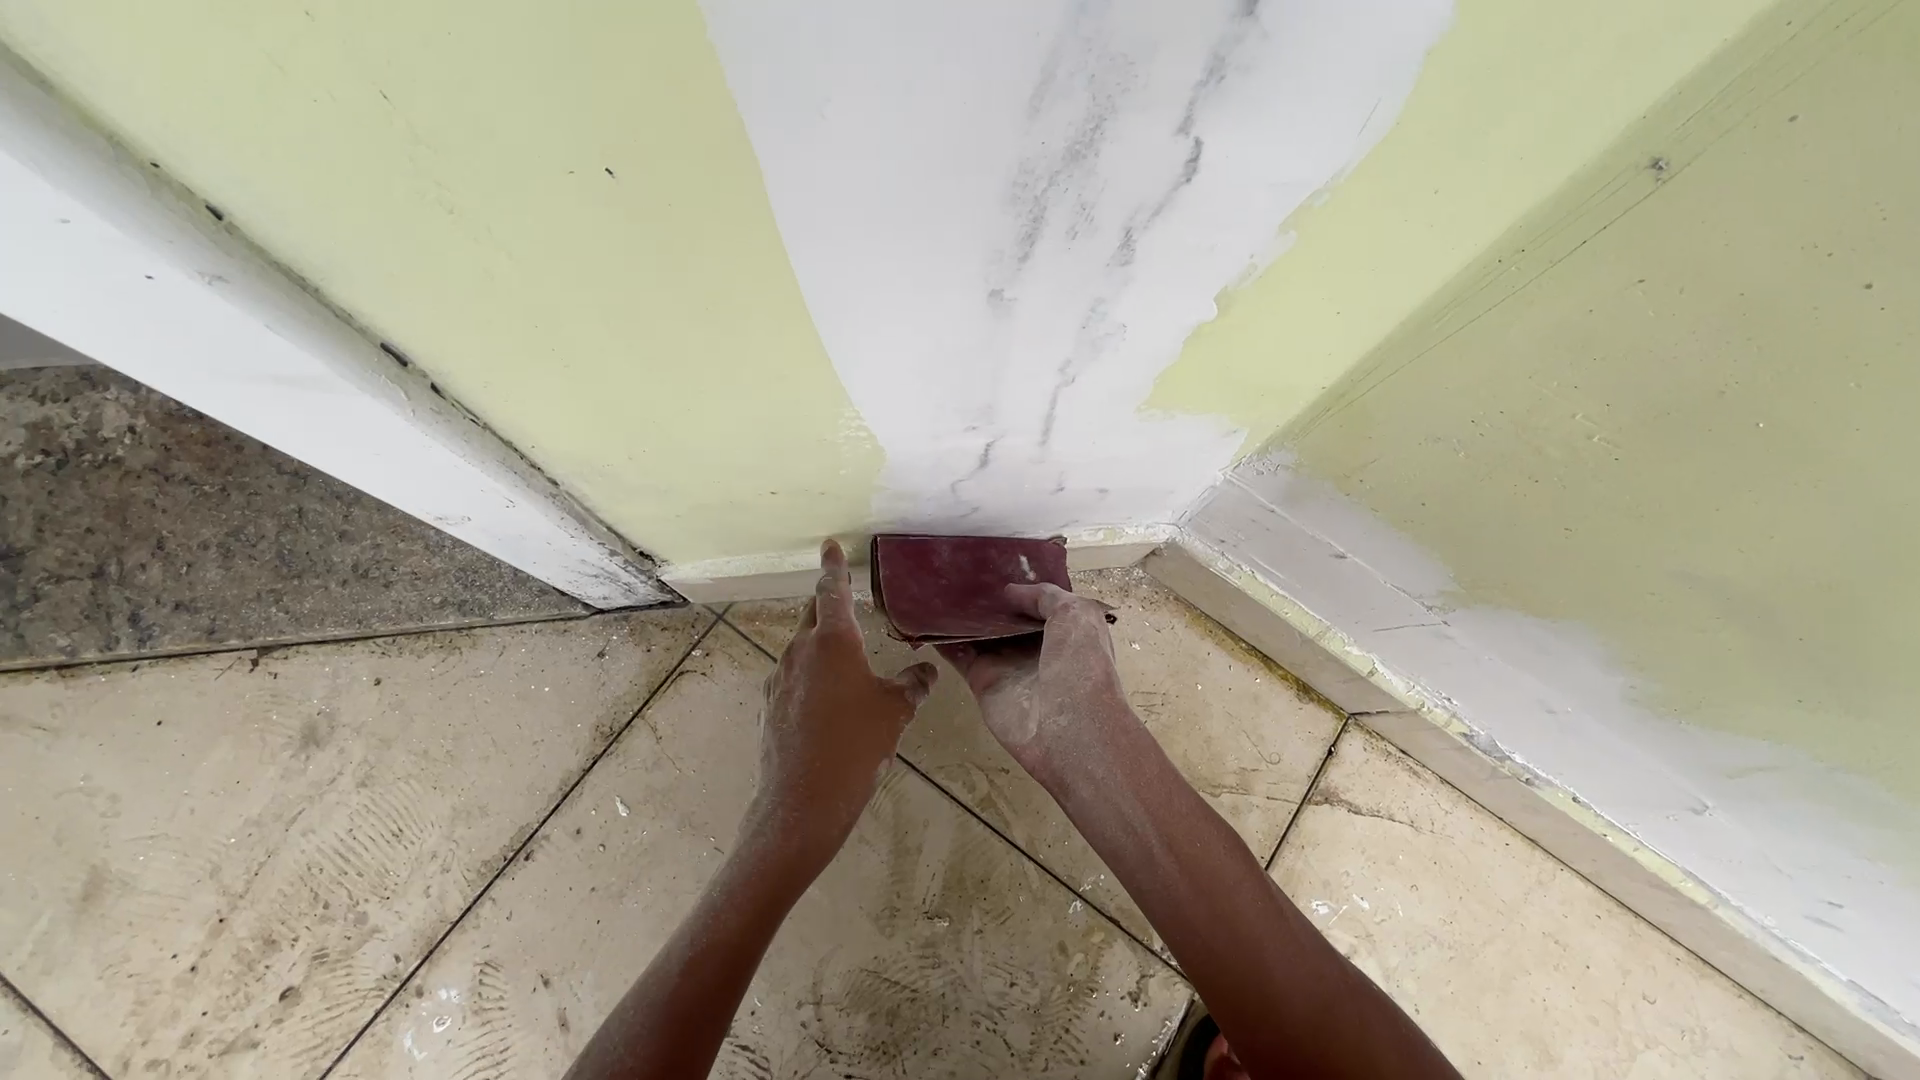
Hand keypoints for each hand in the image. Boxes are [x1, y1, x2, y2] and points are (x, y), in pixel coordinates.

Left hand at [745, 540, 938, 872]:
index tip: (829, 545)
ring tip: (846, 662)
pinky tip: (828, 702)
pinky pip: (794, 677)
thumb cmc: (857, 744)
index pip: (832, 591)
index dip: (833, 566)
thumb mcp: (896, 711)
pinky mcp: (771, 703)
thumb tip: (927, 673)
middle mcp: (801, 650)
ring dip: (821, 644)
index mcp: (833, 641)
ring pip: (802, 647)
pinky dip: (811, 675)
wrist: (804, 798)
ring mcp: (780, 677)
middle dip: (829, 605)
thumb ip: (912, 685)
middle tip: (847, 602)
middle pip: (814, 615)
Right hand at [936, 582, 1127, 780]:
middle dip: (987, 597)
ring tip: (938, 586)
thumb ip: (1044, 596)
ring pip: (979, 633)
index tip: (992, 564)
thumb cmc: (1081, 665)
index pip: (1037, 602)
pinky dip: (943, 639)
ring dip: (961, 614)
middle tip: (959, 570)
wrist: (1069, 727)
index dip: (1019, 585)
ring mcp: (1006, 664)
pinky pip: (959, 655)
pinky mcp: (982, 681)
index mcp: (1063, 629)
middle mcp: (1034, 646)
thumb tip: (1009, 591)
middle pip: (1005, 617)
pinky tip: (927, 616)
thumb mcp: (1076, 614)